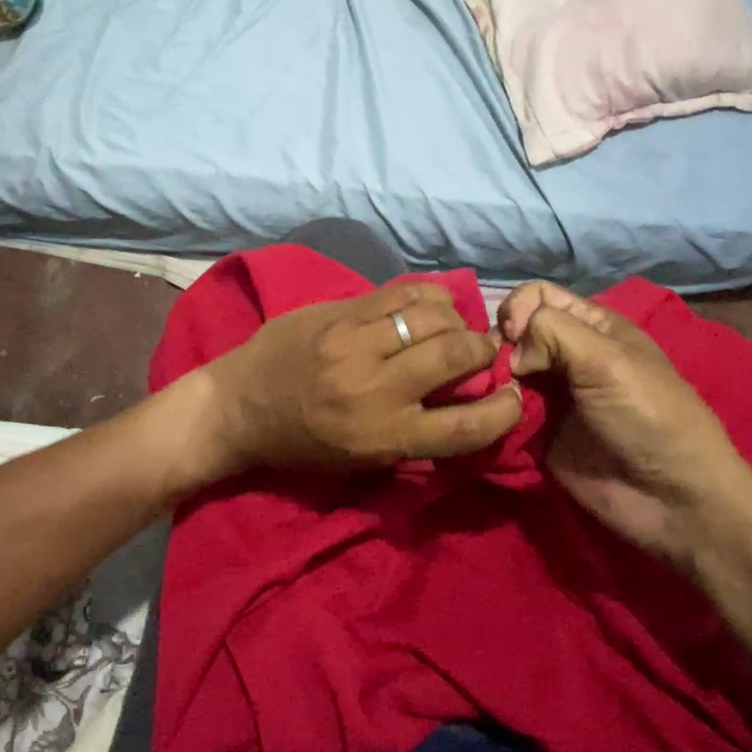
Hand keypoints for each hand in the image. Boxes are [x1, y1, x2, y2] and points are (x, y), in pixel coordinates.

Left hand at [203, 283, 522, 471]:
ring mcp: (353, 342)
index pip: (465, 426)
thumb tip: (468, 399)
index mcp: (382, 437)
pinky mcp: (338, 311)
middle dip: (482, 350)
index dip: (504, 410)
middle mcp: (373, 388)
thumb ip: (416, 432)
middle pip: (455, 355)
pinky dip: (427, 297)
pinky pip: (400, 292)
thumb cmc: (301, 443)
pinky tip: (428, 305)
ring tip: (451, 327)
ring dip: (455, 320)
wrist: (238, 406)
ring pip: (432, 315)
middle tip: (479, 352)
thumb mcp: (362, 459)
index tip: (513, 396)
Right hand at [499, 282, 751, 564]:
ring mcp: (551, 396)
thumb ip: (552, 331)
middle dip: (498, 346)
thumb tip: (508, 349)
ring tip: (489, 397)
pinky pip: (503, 413)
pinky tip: (486, 418)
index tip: (515, 339)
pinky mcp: (538, 434)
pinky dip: (490, 412)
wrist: (673, 500)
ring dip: (490, 380)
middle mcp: (567, 356)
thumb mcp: (607, 358)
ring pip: (503, 372)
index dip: (518, 309)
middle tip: (500, 374)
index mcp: (592, 327)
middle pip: (514, 333)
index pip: (537, 296)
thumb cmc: (648, 417)